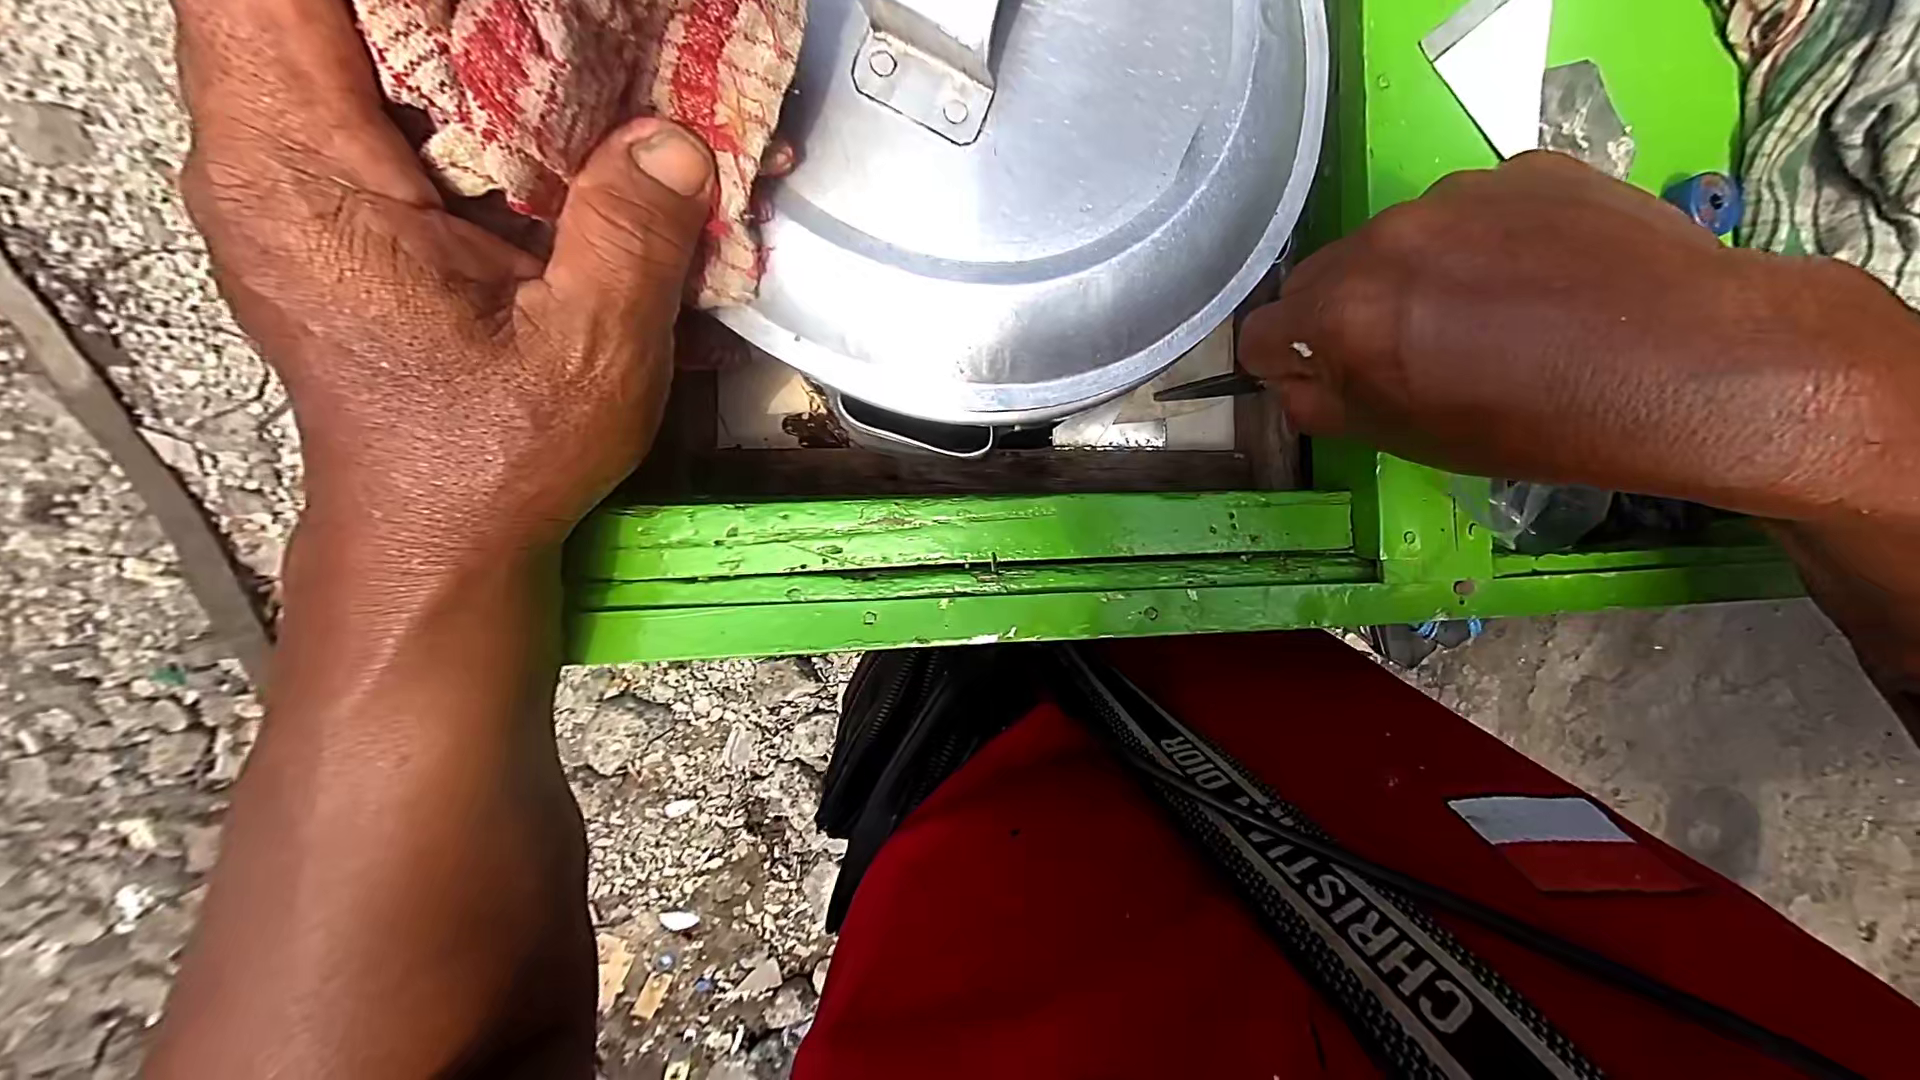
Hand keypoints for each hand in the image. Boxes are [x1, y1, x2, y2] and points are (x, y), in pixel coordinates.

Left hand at [174, 0, 715, 569]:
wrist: (449, 537)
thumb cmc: (504, 455)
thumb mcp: (594, 349)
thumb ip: (634, 235)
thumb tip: (680, 144)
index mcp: (303, 171)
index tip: (540, 15)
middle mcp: (272, 162)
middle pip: (338, 11)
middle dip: (475, 15)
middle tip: (587, 41)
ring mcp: (306, 195)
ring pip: (371, 64)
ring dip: (481, 61)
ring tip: (587, 86)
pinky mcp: (352, 230)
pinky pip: (403, 131)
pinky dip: (481, 123)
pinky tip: (561, 154)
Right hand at [1244, 151, 1919, 526]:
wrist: (1692, 364)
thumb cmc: (1522, 424)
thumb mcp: (1393, 436)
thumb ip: (1317, 405)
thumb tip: (1292, 380)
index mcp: (1340, 315)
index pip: (1258, 334)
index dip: (1276, 366)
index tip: (1311, 378)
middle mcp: (1380, 242)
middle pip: (1311, 280)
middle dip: (1328, 318)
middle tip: (1387, 350)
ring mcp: (1453, 197)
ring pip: (1382, 243)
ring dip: (1395, 277)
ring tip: (1466, 311)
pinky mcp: (1520, 171)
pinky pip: (1455, 213)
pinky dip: (1463, 245)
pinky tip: (1519, 277)